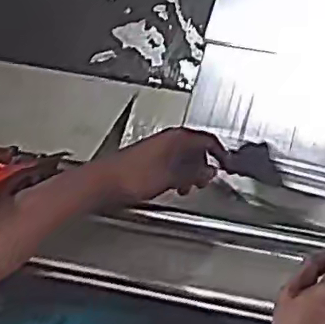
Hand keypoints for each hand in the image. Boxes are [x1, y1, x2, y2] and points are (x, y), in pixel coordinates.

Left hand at [85, 126, 225, 204]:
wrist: (98, 183)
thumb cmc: (131, 176)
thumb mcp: (172, 177)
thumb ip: (195, 174)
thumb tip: (210, 172)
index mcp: (178, 137)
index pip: (209, 140)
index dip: (220, 153)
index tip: (226, 163)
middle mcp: (168, 138)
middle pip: (196, 147)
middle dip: (204, 164)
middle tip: (207, 179)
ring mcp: (156, 147)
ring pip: (183, 155)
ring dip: (189, 171)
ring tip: (188, 186)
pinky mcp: (146, 158)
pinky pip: (171, 161)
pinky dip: (176, 173)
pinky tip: (172, 186)